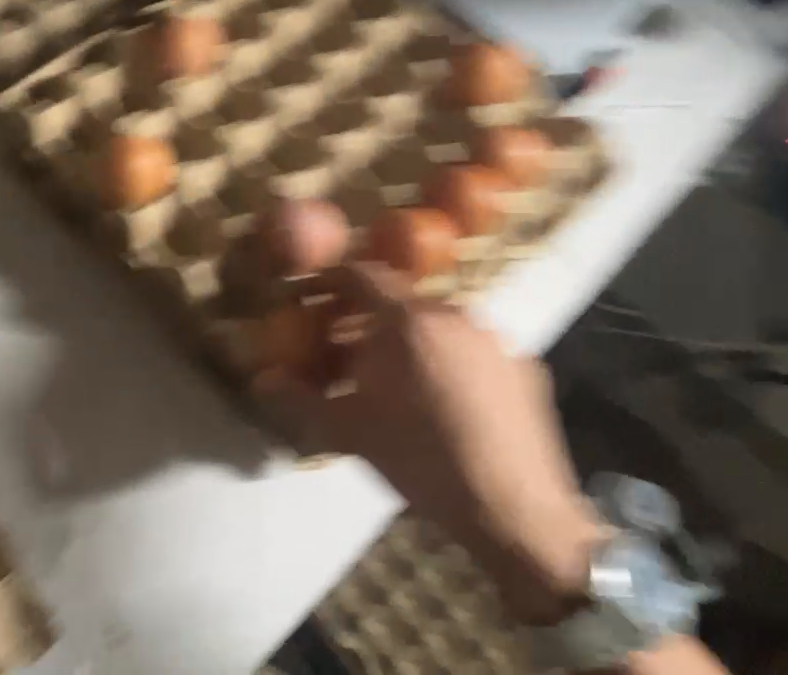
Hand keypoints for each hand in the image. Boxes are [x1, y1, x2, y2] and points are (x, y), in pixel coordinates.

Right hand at [258, 262, 603, 624]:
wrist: (516, 513)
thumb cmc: (419, 460)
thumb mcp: (347, 431)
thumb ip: (298, 398)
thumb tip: (261, 379)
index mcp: (406, 320)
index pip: (361, 274)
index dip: (330, 280)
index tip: (310, 298)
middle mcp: (454, 315)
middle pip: (398, 301)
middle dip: (365, 317)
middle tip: (342, 347)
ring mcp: (495, 340)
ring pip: (437, 324)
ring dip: (408, 339)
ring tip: (392, 379)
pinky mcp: (526, 367)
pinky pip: (472, 350)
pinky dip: (447, 360)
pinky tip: (441, 401)